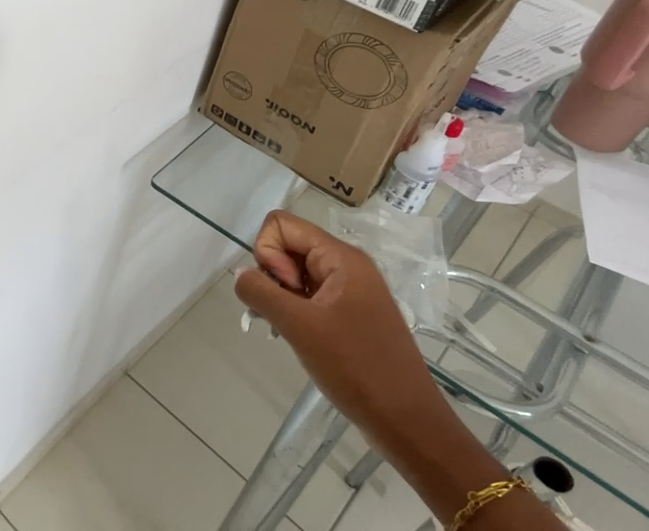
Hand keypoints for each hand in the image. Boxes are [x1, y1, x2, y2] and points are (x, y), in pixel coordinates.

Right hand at [237, 213, 565, 527]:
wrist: (407, 423)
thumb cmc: (355, 367)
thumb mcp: (298, 325)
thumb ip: (259, 290)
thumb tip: (241, 274)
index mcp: (341, 258)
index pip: (281, 225)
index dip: (269, 253)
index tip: (285, 291)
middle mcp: (347, 266)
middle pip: (287, 246)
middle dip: (272, 275)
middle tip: (285, 314)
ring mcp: (350, 291)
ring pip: (295, 273)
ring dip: (280, 296)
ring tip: (288, 330)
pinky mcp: (350, 315)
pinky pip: (308, 295)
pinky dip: (294, 311)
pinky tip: (297, 337)